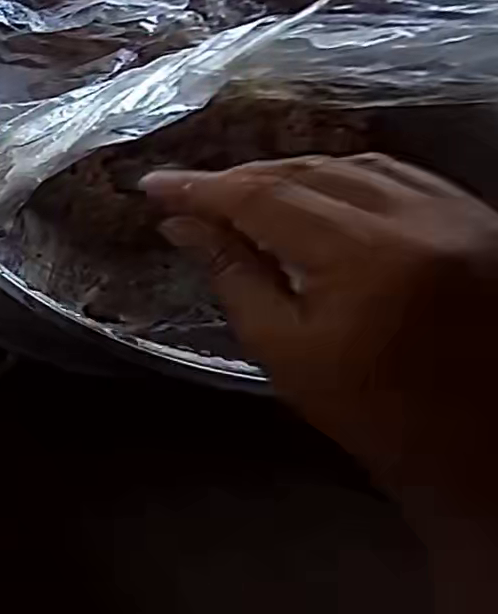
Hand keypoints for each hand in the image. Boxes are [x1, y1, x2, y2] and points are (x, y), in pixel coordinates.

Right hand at [143, 154, 497, 506]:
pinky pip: (400, 180)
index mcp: (370, 256)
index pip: (263, 198)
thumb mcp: (277, 340)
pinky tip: (303, 196)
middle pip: (309, 174)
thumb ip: (230, 270)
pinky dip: (337, 179)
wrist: (490, 444)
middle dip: (236, 179)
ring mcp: (471, 220)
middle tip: (182, 192)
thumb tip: (180, 224)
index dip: (199, 188)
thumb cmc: (370, 404)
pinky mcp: (488, 227)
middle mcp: (429, 222)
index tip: (150, 186)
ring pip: (356, 168)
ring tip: (233, 192)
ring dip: (284, 174)